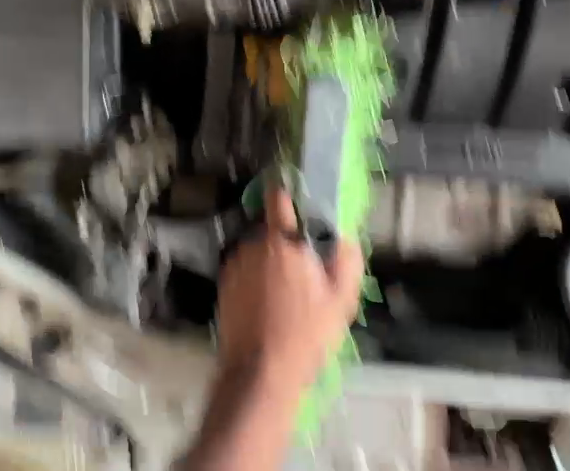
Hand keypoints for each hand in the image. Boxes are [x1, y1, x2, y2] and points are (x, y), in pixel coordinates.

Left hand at [215, 188, 364, 391]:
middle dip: (285, 244)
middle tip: (302, 272)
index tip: (294, 198)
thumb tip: (346, 237)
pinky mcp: (223, 289)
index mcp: (282, 242)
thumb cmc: (305, 334)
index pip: (278, 199)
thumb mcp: (340, 300)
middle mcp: (253, 246)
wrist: (259, 374)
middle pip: (271, 232)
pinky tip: (265, 308)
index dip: (285, 194)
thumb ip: (346, 260)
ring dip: (268, 264)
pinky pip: (244, 273)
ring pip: (256, 254)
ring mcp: (234, 267)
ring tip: (284, 296)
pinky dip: (253, 282)